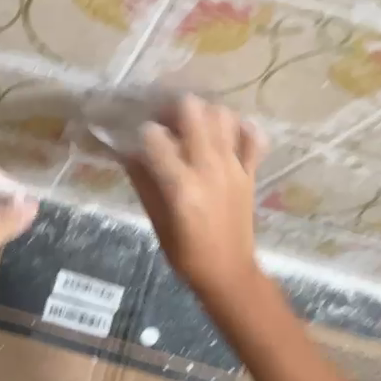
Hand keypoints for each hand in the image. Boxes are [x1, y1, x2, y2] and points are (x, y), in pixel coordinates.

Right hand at [127, 94, 267, 293]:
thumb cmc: (184, 253)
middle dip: (172, 109)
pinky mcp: (250, 171)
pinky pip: (252, 137)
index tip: (135, 135)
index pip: (155, 138)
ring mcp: (234, 167)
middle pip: (193, 112)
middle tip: (163, 120)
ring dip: (203, 114)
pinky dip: (239, 128)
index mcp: (180, 185)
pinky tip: (225, 135)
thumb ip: (144, 183)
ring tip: (191, 127)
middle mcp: (208, 168)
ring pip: (222, 116)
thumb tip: (128, 153)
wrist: (228, 271)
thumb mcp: (156, 220)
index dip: (141, 131)